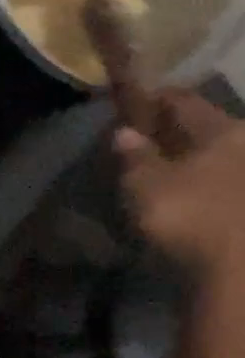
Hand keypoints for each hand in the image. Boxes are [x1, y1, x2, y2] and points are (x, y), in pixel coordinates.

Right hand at [118, 90, 244, 264]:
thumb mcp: (147, 185)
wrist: (237, 262)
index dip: (158, 97)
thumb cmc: (189, 214)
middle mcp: (244, 142)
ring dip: (188, 155)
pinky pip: (219, 176)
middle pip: (207, 126)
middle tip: (146, 132)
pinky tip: (181, 186)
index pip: (185, 103)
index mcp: (224, 131)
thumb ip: (136, 157)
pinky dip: (197, 176)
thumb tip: (123, 131)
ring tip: (160, 162)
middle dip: (175, 129)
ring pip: (216, 152)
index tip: (136, 95)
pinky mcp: (243, 200)